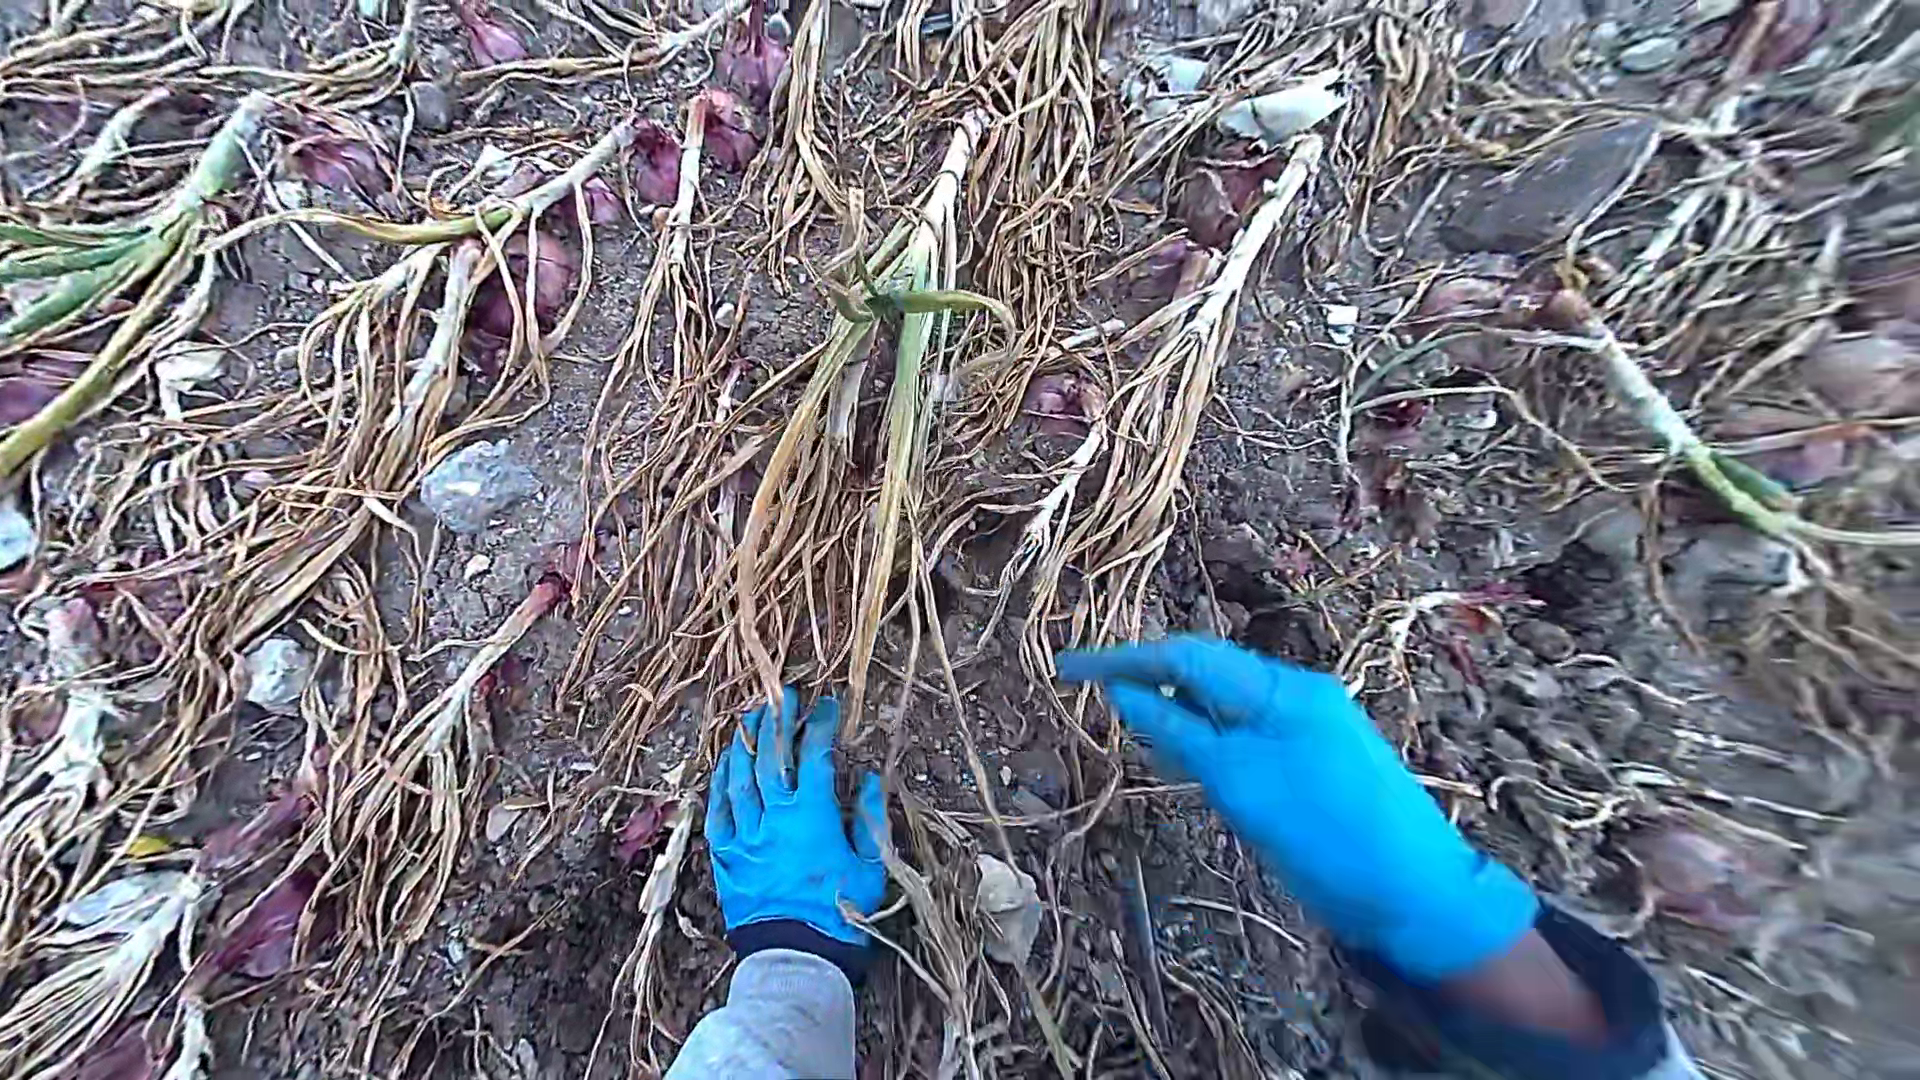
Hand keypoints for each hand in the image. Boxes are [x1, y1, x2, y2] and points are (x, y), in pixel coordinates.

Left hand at [705, 688, 886, 944]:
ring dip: (745, 744)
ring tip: (749, 718)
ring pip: (740, 779)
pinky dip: (719, 787)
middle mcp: (775, 817)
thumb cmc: (840, 909)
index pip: (814, 755)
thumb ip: (869, 815)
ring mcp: (747, 836)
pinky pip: (718, 814)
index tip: (826, 704)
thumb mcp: (869, 862)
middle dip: (777, 720)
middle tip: (781, 695)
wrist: (797, 959)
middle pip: (771, 757)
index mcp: (812, 815)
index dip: (820, 724)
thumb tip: (869, 776)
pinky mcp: (728, 857)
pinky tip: (722, 767)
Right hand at [1058, 636, 1536, 980]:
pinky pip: (1239, 727)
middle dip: (1147, 678)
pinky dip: (1204, 735)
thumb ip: (1176, 730)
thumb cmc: (1322, 836)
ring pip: (1219, 699)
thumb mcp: (1235, 782)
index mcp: (1277, 688)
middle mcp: (1289, 689)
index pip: (1184, 657)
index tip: (1071, 667)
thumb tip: (1122, 691)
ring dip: (1174, 708)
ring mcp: (1300, 717)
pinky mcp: (1303, 747)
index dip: (1123, 660)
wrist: (1418, 898)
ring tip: (1135, 724)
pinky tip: (1180, 753)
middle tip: (1095, 690)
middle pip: (1202, 670)